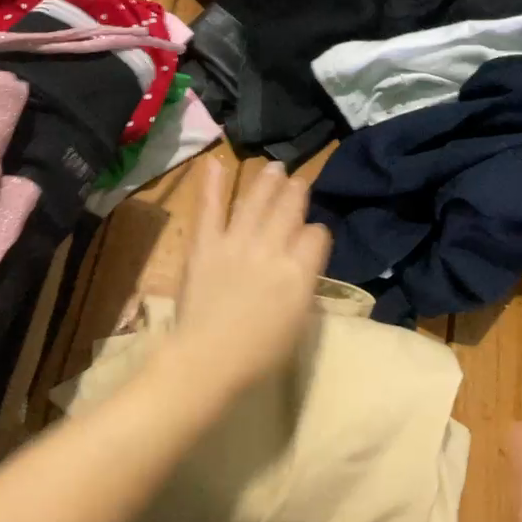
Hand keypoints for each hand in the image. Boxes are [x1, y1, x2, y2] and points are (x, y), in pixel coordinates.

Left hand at [169, 160, 329, 394]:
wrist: (208, 358)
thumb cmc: (260, 354)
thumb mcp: (299, 323)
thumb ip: (304, 288)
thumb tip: (304, 269)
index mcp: (299, 270)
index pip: (316, 236)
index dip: (316, 234)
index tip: (312, 237)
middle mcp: (272, 248)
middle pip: (289, 209)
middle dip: (296, 192)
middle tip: (299, 179)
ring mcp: (236, 242)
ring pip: (255, 202)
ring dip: (266, 182)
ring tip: (274, 168)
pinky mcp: (205, 244)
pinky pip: (210, 209)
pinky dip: (212, 185)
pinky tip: (214, 163)